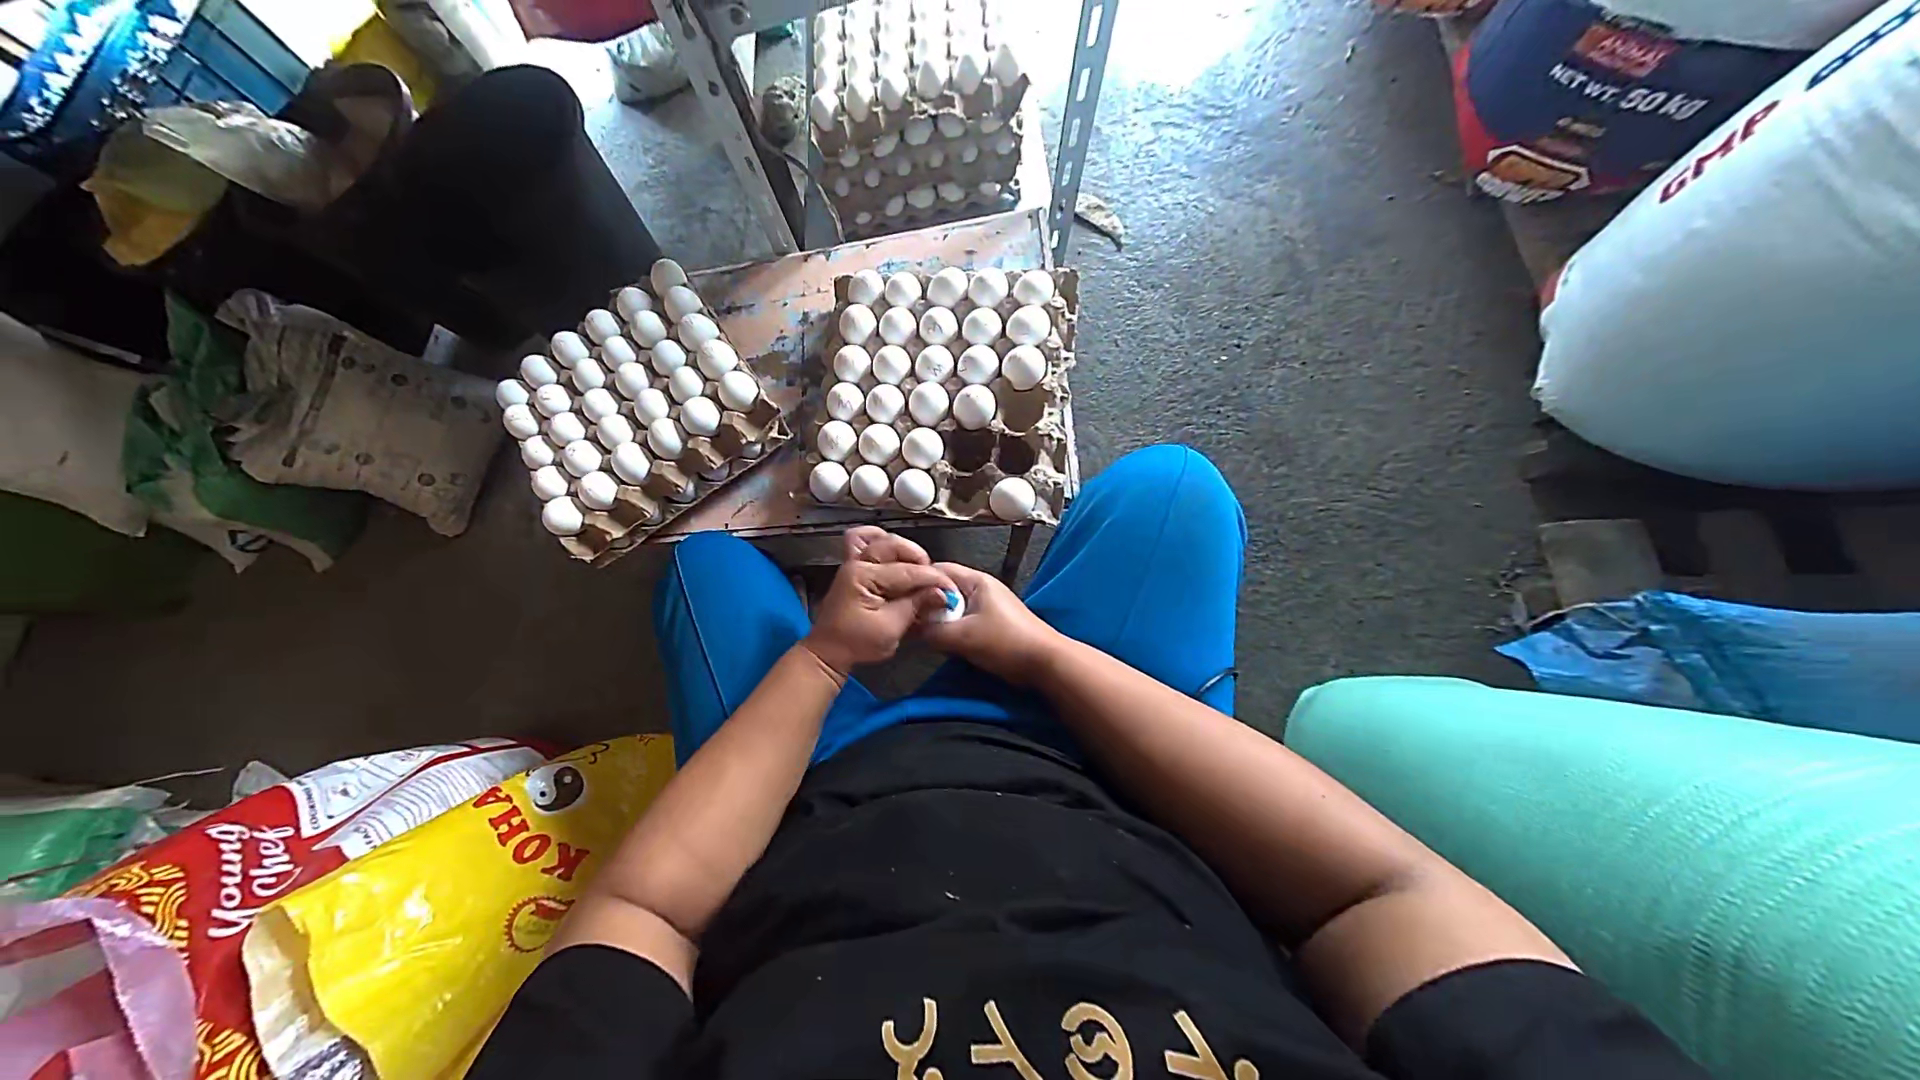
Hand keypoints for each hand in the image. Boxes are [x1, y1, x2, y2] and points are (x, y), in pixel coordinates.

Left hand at [802, 528, 955, 676]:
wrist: (828, 653)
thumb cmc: (856, 644)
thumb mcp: (891, 628)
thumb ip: (916, 605)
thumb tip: (942, 593)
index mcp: (863, 576)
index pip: (907, 571)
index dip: (933, 579)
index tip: (950, 589)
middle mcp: (856, 564)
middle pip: (894, 546)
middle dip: (919, 560)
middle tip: (933, 579)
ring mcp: (852, 564)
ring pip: (879, 539)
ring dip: (902, 550)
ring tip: (917, 568)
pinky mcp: (853, 569)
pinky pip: (863, 543)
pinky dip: (881, 543)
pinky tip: (896, 554)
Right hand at [918, 563, 1066, 686]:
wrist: (1045, 664)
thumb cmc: (1007, 644)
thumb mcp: (961, 637)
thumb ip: (930, 630)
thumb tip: (907, 627)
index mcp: (976, 580)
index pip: (937, 570)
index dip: (917, 582)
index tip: (900, 599)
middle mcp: (981, 588)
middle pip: (943, 589)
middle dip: (926, 604)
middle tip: (909, 621)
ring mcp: (987, 606)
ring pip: (951, 608)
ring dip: (939, 621)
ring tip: (924, 634)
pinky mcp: (990, 625)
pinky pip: (962, 622)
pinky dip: (951, 631)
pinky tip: (945, 644)